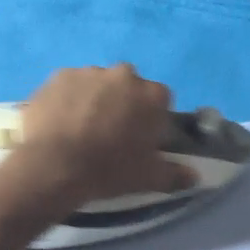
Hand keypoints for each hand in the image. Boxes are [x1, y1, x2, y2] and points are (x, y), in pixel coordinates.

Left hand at [10, 65, 196, 205]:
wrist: (54, 165)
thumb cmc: (109, 169)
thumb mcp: (147, 178)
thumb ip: (175, 174)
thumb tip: (194, 175)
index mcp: (152, 95)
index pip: (160, 101)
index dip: (150, 119)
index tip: (139, 138)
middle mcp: (123, 75)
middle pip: (128, 87)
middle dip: (122, 105)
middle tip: (109, 134)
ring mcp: (89, 72)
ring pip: (97, 85)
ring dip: (94, 100)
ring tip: (80, 130)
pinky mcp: (58, 76)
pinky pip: (69, 87)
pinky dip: (67, 100)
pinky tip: (59, 123)